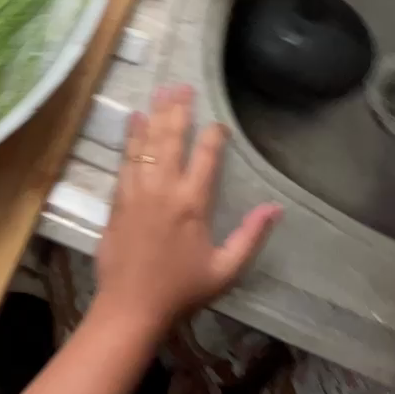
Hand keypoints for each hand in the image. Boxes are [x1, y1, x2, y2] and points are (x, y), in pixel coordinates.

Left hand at [93, 84, 281, 332]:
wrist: (130, 307)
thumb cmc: (181, 290)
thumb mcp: (225, 270)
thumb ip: (250, 236)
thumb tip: (276, 208)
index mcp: (192, 202)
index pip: (206, 155)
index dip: (214, 135)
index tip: (219, 125)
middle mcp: (164, 188)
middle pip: (172, 138)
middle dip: (178, 109)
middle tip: (182, 85)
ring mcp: (137, 190)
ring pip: (147, 143)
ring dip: (154, 115)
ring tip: (160, 91)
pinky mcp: (118, 198)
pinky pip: (125, 159)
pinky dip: (130, 137)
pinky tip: (134, 120)